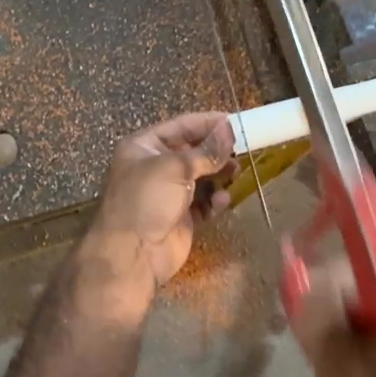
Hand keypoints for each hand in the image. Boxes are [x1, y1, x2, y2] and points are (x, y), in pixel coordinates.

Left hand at [84, 112, 236, 293]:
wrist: (133, 255)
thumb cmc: (147, 200)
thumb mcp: (175, 168)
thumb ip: (206, 150)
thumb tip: (229, 128)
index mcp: (144, 147)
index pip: (180, 126)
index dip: (207, 123)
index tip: (236, 122)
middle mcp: (155, 167)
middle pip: (193, 151)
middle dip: (216, 151)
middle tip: (243, 150)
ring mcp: (168, 193)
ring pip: (201, 177)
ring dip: (219, 175)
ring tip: (235, 173)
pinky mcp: (181, 217)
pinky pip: (204, 202)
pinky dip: (215, 200)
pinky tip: (222, 201)